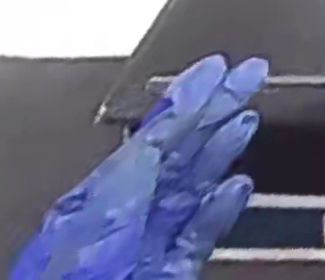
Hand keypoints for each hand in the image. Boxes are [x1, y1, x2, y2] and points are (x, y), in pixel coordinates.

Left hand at [11, 55, 266, 279]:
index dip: (189, 95)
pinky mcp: (171, 269)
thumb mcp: (107, 200)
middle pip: (180, 151)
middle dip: (218, 109)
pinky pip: (202, 231)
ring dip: (224, 149)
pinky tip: (239, 186)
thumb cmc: (72, 274)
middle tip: (252, 73)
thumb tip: (183, 95)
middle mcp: (123, 216)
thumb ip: (147, 149)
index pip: (154, 132)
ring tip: (248, 118)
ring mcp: (147, 243)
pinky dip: (224, 206)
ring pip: (194, 186)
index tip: (218, 65)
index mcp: (98, 195)